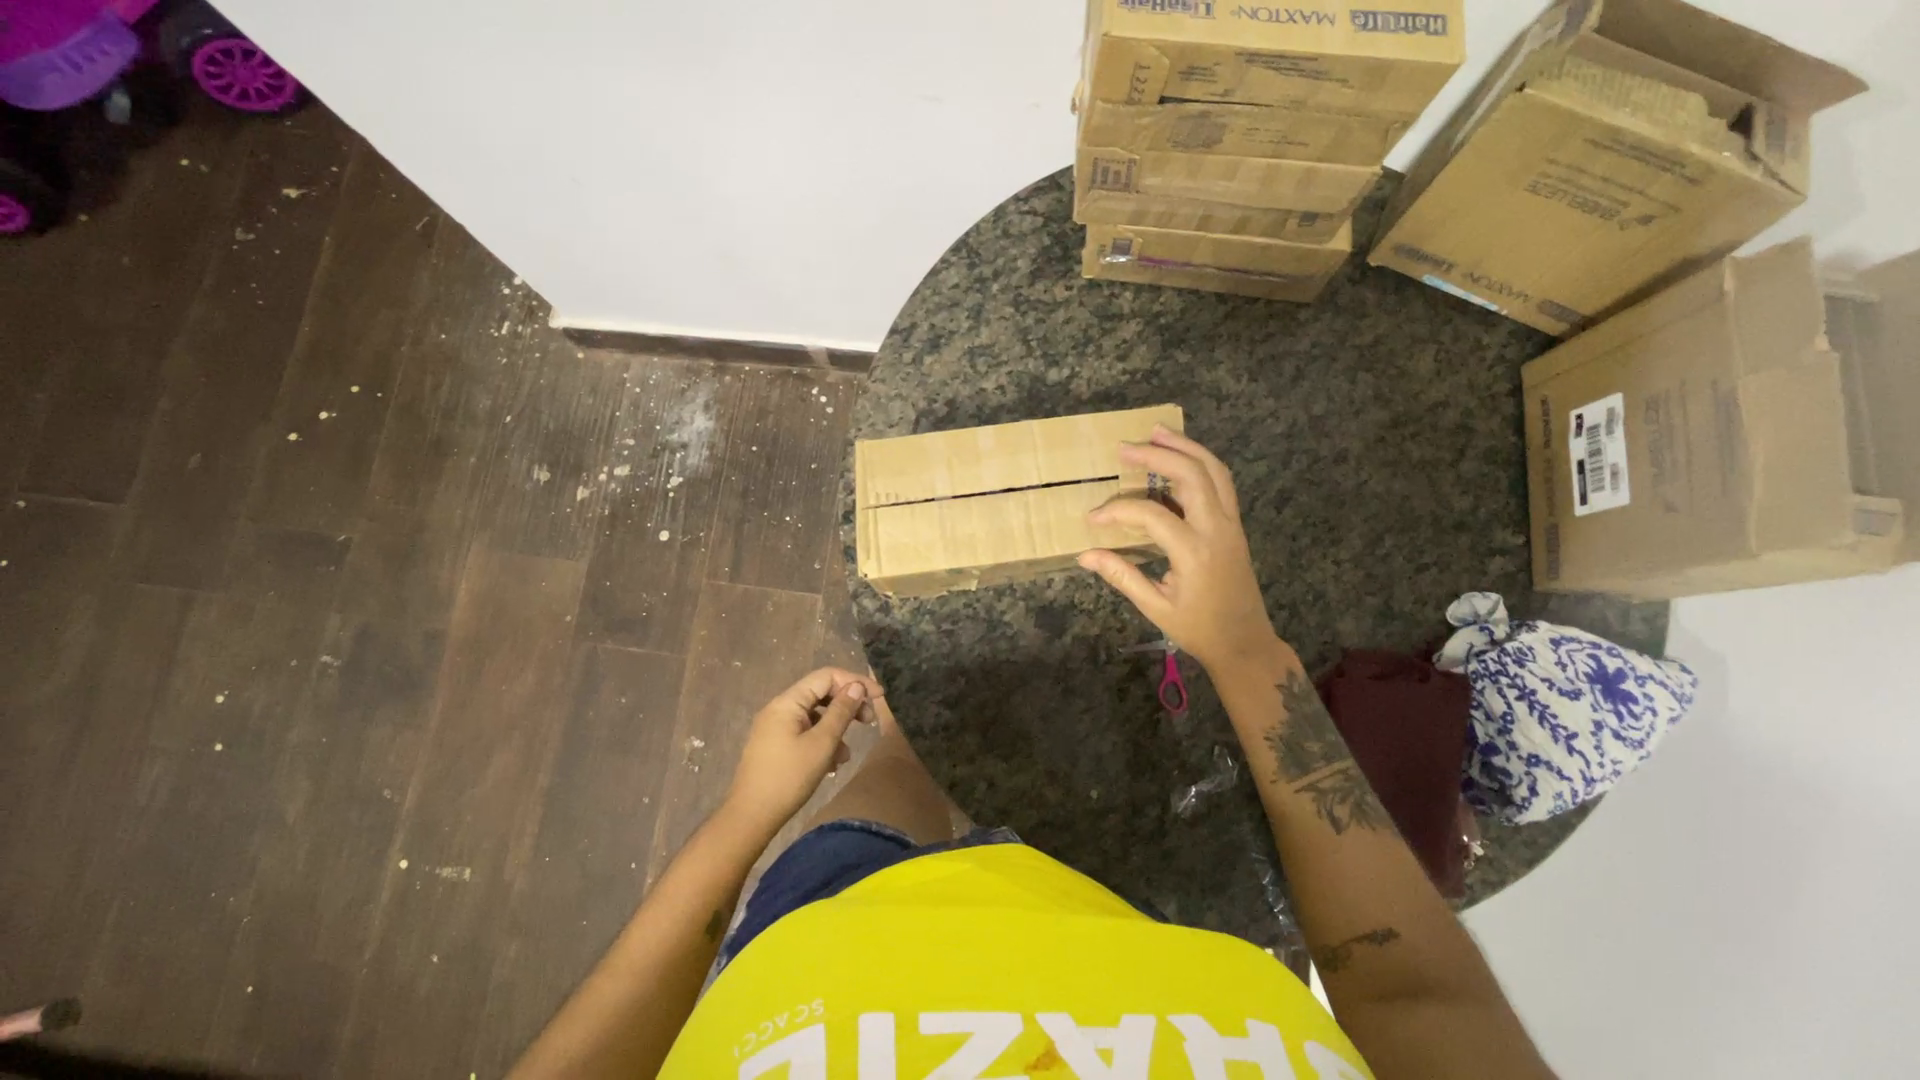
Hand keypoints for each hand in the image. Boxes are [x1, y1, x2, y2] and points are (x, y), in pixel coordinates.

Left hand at [723, 667, 881, 834]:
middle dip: (847, 706)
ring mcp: (775, 728)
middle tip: (868, 723)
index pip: (826, 676)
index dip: (854, 682)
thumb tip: (856, 686)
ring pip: (815, 717)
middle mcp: (779, 709)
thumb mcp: (822, 743)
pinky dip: (822, 742)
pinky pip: (805, 733)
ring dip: (836, 729)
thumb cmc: (789, 777)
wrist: (751, 816)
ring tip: (845, 755)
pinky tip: (831, 765)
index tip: (879, 698)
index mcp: (787, 702)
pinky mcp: (776, 746)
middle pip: (820, 694)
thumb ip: (841, 712)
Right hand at [1079, 425, 1286, 674]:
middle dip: (1156, 456)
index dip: (1118, 510)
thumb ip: (1122, 575)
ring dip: (1185, 447)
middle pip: (1190, 474)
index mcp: (1194, 552)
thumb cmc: (1198, 629)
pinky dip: (1200, 462)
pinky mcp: (1234, 524)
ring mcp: (1230, 524)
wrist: (1245, 642)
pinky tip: (1179, 456)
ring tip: (1157, 432)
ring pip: (1213, 470)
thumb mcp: (1156, 607)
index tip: (1093, 518)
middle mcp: (1216, 529)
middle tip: (1124, 448)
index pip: (1151, 514)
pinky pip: (1221, 482)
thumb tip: (1085, 555)